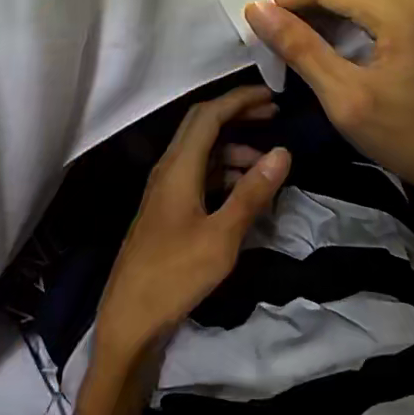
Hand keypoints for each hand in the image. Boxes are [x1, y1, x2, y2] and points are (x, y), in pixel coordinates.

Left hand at [96, 86, 291, 359]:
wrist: (131, 319)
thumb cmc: (175, 276)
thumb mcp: (222, 236)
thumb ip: (252, 193)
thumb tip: (282, 152)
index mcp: (178, 168)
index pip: (208, 115)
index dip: (240, 99)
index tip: (273, 95)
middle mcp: (168, 171)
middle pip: (202, 127)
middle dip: (238, 116)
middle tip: (274, 117)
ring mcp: (165, 191)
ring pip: (202, 155)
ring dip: (234, 151)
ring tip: (268, 168)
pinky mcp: (167, 211)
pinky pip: (199, 178)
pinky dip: (224, 175)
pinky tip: (245, 194)